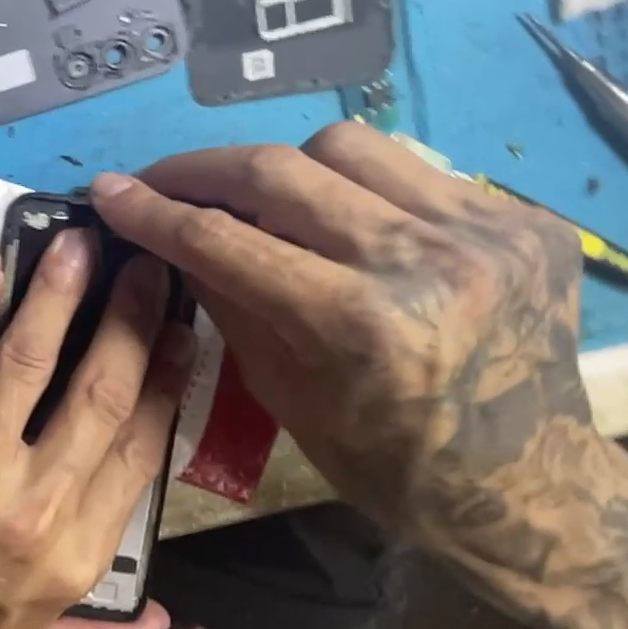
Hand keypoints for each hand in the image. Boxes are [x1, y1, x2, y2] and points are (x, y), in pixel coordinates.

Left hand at [0, 234, 194, 628]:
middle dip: (128, 320)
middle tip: (144, 266)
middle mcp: (35, 507)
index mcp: (73, 555)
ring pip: (29, 364)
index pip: (140, 453)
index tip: (178, 333)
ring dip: (56, 297)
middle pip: (100, 394)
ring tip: (79, 245)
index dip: (166, 384)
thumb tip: (165, 623)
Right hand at [89, 122, 627, 628]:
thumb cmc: (376, 454)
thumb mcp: (276, 385)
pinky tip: (334, 214)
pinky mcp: (521, 218)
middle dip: (198, 169)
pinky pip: (404, 165)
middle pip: (276, 172)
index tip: (105, 192)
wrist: (522, 482)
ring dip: (278, 167)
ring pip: (341, 146)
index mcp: (356, 325)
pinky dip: (348, 182)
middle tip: (158, 179)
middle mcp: (424, 263)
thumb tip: (166, 233)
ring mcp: (484, 232)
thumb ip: (223, 295)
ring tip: (255, 198)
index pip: (224, 240)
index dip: (152, 211)